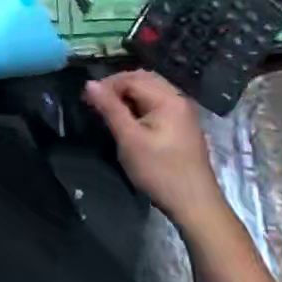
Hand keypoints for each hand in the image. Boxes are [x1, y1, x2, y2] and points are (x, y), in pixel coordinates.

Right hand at [83, 70, 226, 229]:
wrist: (195, 203)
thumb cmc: (159, 171)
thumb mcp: (129, 139)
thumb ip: (110, 108)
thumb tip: (90, 83)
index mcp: (168, 99)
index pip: (131, 78)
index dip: (106, 85)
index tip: (86, 100)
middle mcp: (179, 99)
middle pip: (144, 79)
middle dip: (118, 86)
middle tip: (97, 102)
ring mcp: (184, 112)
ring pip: (152, 90)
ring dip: (129, 94)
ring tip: (111, 110)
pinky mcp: (184, 125)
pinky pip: (159, 103)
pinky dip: (141, 104)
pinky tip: (131, 120)